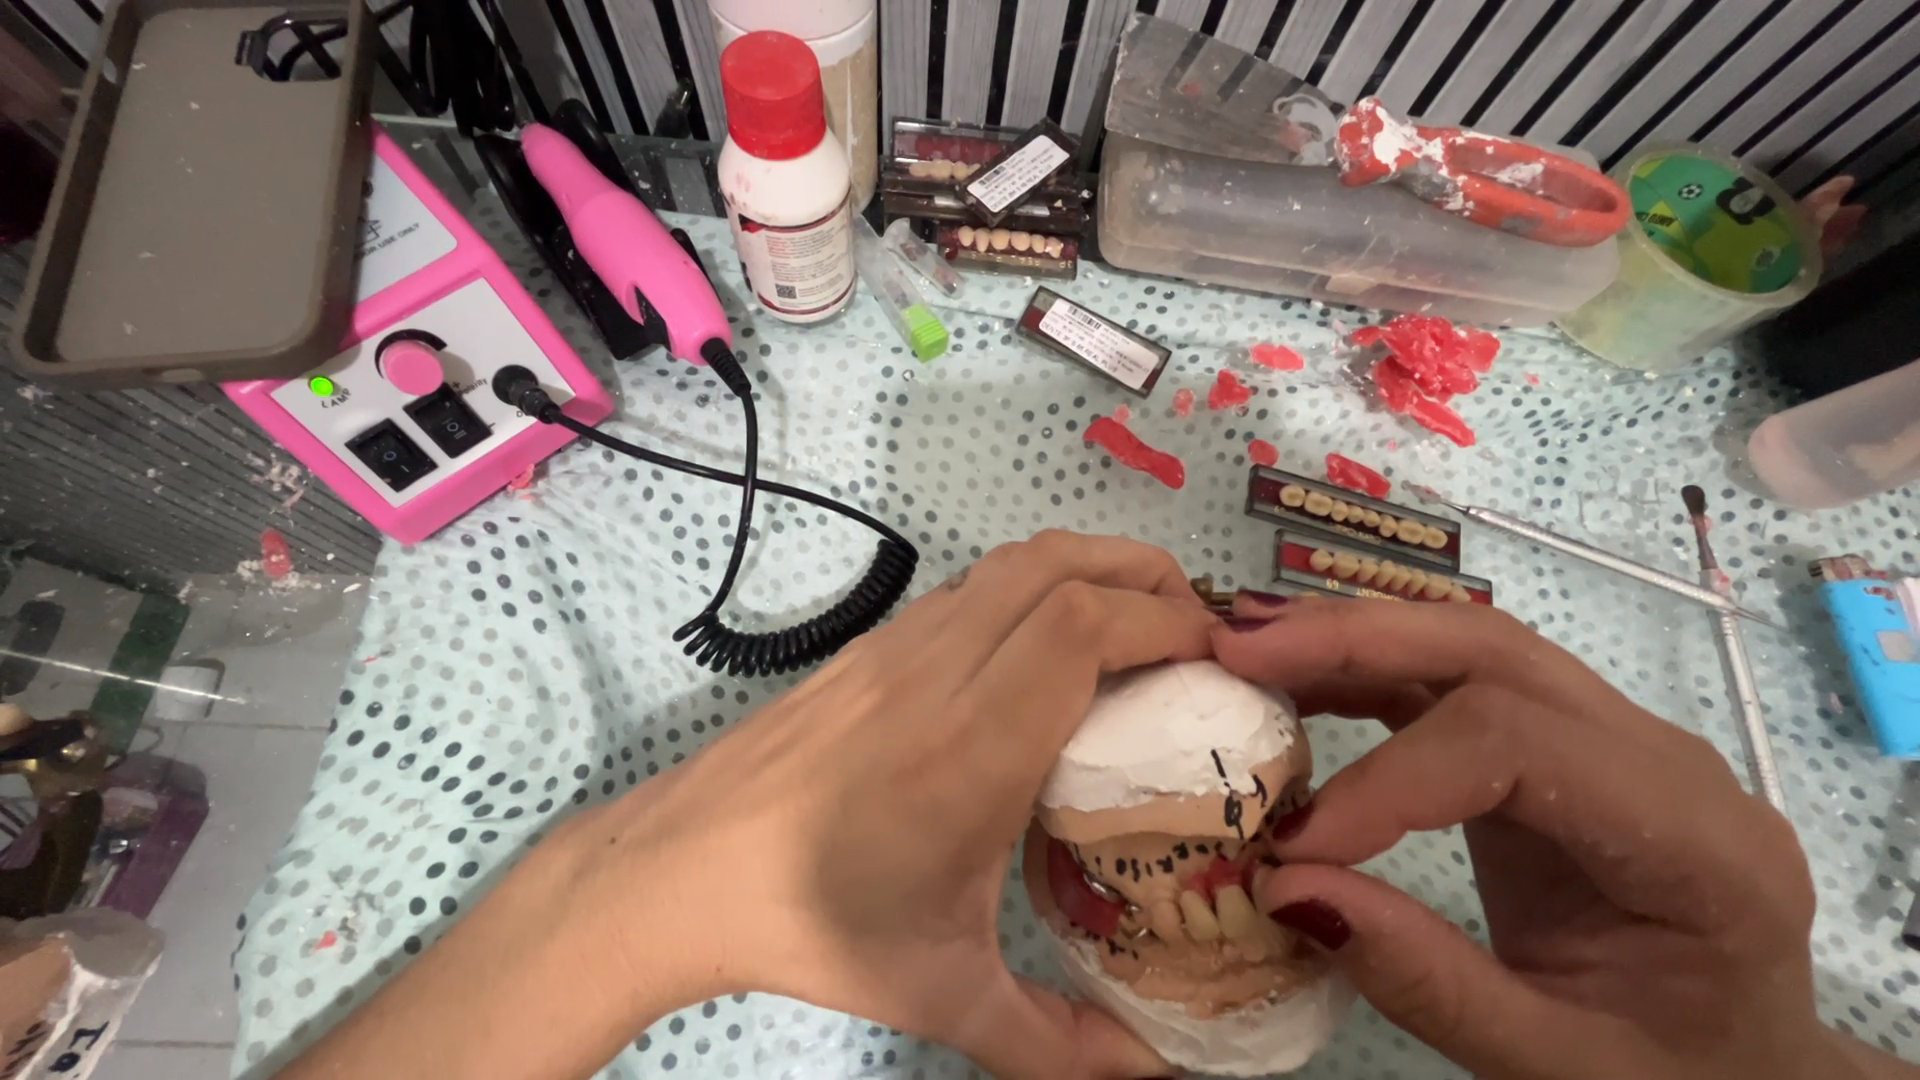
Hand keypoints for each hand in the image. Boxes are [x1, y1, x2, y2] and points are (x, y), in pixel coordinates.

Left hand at [582, 531, 1216, 1077]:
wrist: (685, 866)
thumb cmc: (817, 924)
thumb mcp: (944, 993)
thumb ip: (1057, 1044)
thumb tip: (1153, 1074)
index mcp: (973, 746)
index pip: (1081, 629)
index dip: (1162, 620)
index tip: (1215, 653)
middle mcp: (940, 671)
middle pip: (1056, 566)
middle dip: (1142, 574)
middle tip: (1191, 622)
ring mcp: (899, 645)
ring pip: (1010, 561)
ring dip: (1086, 566)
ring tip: (1132, 613)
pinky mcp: (872, 644)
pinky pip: (970, 586)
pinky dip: (1030, 585)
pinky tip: (1041, 641)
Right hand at [1212, 597, 1847, 1079]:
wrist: (1734, 1058)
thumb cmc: (1663, 1071)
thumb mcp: (1552, 1065)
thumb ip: (1424, 981)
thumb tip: (1283, 885)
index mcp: (1699, 844)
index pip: (1518, 748)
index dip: (1388, 779)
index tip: (1292, 842)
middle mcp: (1656, 756)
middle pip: (1489, 650)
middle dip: (1350, 640)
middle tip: (1235, 649)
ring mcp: (1601, 731)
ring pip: (1460, 639)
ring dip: (1343, 634)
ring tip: (1243, 645)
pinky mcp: (1543, 733)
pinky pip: (1445, 674)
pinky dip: (1358, 667)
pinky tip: (1291, 681)